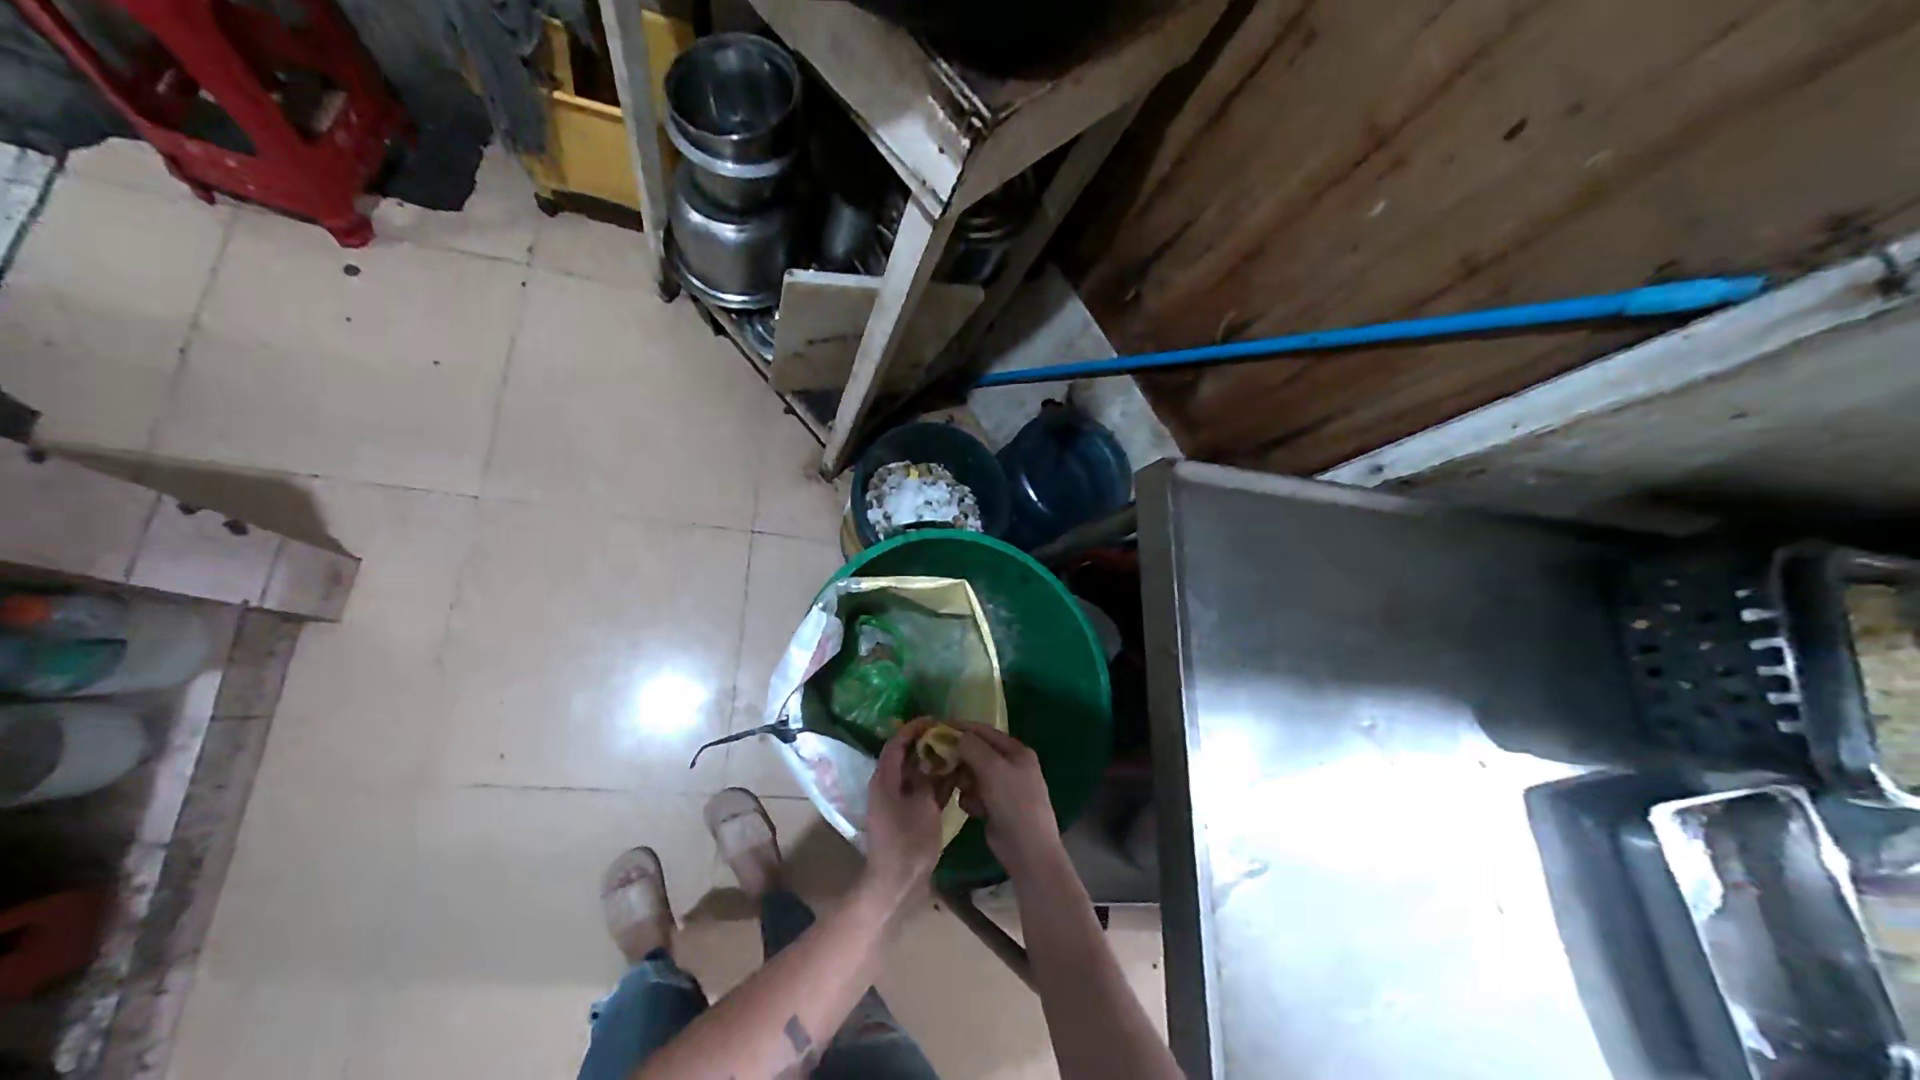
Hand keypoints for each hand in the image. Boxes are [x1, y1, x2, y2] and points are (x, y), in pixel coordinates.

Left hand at [862, 718, 951, 905]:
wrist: (896, 884)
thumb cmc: (907, 842)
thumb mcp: (923, 805)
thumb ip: (929, 778)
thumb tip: (935, 758)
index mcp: (885, 779)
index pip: (897, 743)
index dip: (914, 728)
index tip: (936, 719)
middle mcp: (888, 786)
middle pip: (907, 756)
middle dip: (928, 744)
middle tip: (953, 736)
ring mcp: (898, 802)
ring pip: (916, 774)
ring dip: (934, 763)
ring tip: (959, 753)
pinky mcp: (908, 816)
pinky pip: (922, 790)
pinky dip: (936, 783)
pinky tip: (957, 779)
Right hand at [949, 721, 1062, 875]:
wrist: (1028, 850)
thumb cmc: (1013, 803)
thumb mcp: (993, 769)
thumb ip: (972, 747)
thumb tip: (956, 735)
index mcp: (1016, 751)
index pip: (983, 731)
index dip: (960, 729)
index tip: (936, 729)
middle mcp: (1010, 765)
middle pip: (976, 752)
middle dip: (959, 759)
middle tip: (939, 764)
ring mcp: (1003, 786)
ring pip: (972, 774)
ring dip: (964, 782)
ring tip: (964, 792)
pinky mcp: (994, 805)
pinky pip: (974, 793)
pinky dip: (970, 799)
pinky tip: (973, 810)